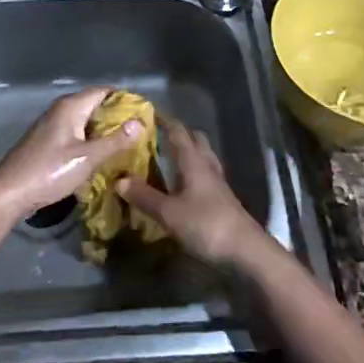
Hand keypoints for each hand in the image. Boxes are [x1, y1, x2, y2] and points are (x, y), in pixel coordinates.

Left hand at [0, 88, 143, 227]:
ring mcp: (52, 126)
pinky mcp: (48, 142)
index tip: (145, 114)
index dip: (126, 99)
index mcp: (71, 106)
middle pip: (95, 105)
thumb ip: (115, 141)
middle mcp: (61, 110)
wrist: (8, 193)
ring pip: (86, 121)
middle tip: (141, 132)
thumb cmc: (49, 172)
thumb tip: (140, 123)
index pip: (104, 91)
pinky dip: (91, 140)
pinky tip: (102, 156)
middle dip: (117, 116)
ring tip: (127, 145)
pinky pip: (76, 133)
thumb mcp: (87, 158)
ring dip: (104, 131)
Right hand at [116, 116, 269, 268]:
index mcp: (194, 161)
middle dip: (178, 133)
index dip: (164, 121)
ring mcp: (217, 183)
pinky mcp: (221, 198)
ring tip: (166, 156)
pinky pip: (204, 175)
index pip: (178, 132)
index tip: (149, 112)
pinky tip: (181, 183)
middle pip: (195, 140)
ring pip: (201, 157)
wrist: (245, 250)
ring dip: (186, 151)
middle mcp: (207, 166)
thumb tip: (119, 179)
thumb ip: (144, 196)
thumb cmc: (206, 224)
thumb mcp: (169, 212)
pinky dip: (191, 171)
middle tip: (157, 134)